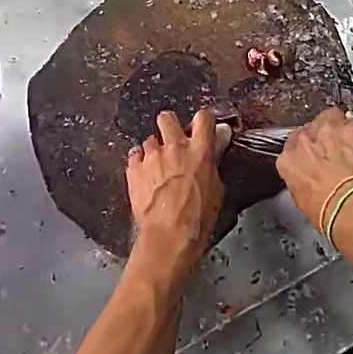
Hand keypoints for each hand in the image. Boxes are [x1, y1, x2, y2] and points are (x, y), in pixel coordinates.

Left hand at [126, 109, 230, 270]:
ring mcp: (152, 156)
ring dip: (154, 150)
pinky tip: (145, 175)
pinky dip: (139, 162)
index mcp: (199, 151)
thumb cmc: (197, 217)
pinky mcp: (134, 169)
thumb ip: (213, 160)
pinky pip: (134, 155)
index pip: (203, 118)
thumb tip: (218, 141)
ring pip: (150, 140)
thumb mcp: (216, 188)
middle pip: (167, 118)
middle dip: (169, 126)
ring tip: (158, 167)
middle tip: (172, 139)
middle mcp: (174, 147)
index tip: (200, 127)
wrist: (169, 236)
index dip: (201, 121)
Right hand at [276, 107, 352, 226]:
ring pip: (344, 120)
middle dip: (331, 138)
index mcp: (290, 160)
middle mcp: (309, 138)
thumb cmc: (334, 213)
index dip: (313, 151)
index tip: (322, 159)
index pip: (296, 145)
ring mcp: (336, 129)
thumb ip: (305, 184)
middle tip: (346, 156)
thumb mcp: (305, 204)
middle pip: (319, 127)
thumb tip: (314, 186)